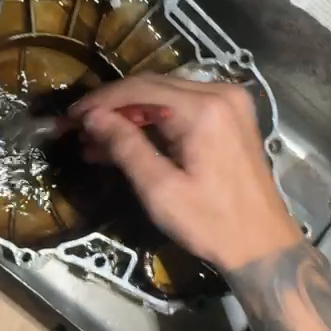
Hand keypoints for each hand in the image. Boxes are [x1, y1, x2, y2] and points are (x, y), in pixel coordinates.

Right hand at [72, 75, 301, 271]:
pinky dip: (151, 120)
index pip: (138, 90)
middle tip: (76, 127)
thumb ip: (124, 146)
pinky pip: (180, 106)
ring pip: (163, 94)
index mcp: (203, 110)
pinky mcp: (230, 115)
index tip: (69, 119)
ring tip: (94, 139)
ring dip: (128, 114)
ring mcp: (229, 102)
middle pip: (151, 86)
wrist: (261, 244)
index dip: (99, 103)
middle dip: (110, 106)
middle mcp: (220, 93)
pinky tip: (125, 139)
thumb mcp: (159, 189)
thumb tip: (91, 117)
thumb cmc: (210, 223)